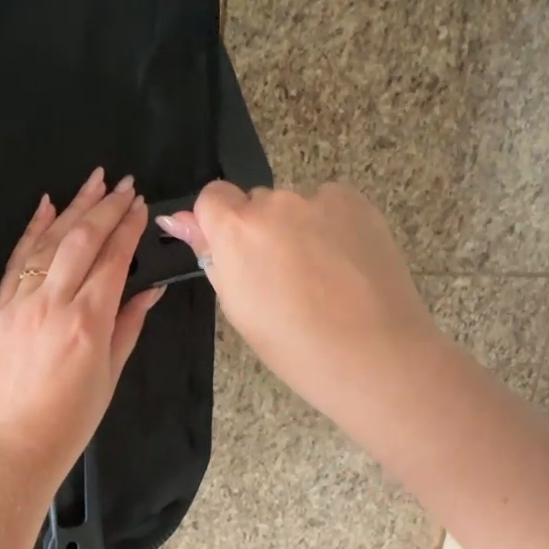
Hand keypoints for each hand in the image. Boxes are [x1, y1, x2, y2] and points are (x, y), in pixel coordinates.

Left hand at [0, 168, 161, 482]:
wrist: (15, 444)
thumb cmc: (70, 419)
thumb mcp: (110, 374)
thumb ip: (128, 325)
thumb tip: (150, 291)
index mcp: (88, 321)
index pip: (113, 259)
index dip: (128, 228)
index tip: (140, 205)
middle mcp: (53, 303)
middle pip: (82, 240)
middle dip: (106, 207)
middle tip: (124, 184)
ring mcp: (22, 304)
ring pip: (48, 242)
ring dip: (72, 208)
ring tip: (93, 182)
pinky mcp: (0, 310)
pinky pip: (16, 261)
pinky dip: (31, 231)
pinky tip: (46, 207)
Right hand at [157, 181, 439, 408]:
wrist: (371, 352)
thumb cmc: (293, 344)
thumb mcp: (237, 306)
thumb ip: (210, 256)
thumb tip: (176, 220)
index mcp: (236, 230)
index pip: (211, 196)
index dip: (218, 222)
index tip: (233, 253)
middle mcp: (276, 203)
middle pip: (256, 203)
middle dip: (261, 230)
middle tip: (280, 278)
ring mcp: (320, 199)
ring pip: (295, 206)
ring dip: (298, 229)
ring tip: (319, 277)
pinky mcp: (357, 202)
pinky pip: (330, 207)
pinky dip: (331, 228)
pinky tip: (343, 266)